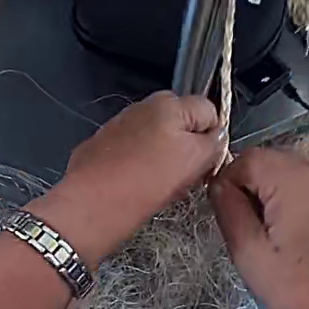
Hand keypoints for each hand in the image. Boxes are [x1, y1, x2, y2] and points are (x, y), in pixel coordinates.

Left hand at [27, 92, 222, 259]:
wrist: (91, 205)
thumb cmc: (146, 183)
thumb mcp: (194, 162)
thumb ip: (214, 143)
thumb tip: (217, 136)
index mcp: (169, 103)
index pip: (209, 110)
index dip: (213, 138)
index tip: (206, 166)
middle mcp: (143, 106)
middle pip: (182, 124)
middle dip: (187, 148)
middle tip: (184, 179)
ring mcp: (119, 125)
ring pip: (157, 139)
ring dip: (164, 159)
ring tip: (158, 187)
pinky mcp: (101, 146)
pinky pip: (132, 152)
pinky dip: (139, 165)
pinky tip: (135, 186)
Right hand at [210, 148, 308, 308]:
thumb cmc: (293, 287)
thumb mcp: (248, 251)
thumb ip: (228, 208)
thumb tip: (218, 184)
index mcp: (297, 180)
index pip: (249, 158)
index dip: (229, 182)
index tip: (228, 214)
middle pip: (273, 162)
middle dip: (254, 188)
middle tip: (251, 229)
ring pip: (293, 173)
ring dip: (276, 194)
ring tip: (276, 235)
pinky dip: (298, 200)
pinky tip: (298, 234)